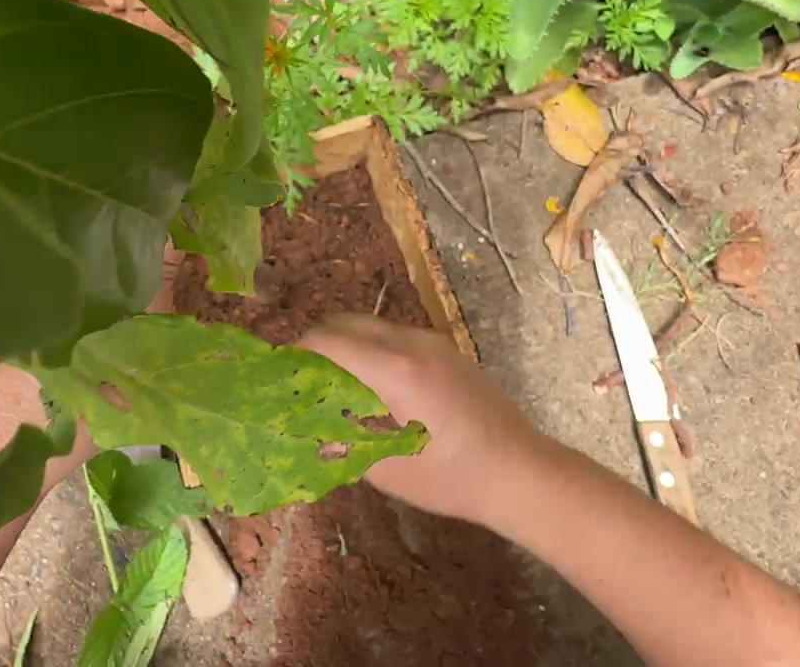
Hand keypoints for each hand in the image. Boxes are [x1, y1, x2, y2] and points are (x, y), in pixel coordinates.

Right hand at [298, 314, 547, 526]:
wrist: (520, 469)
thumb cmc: (453, 476)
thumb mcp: (389, 470)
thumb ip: (342, 443)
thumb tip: (307, 432)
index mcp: (394, 369)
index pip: (329, 340)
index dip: (297, 352)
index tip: (279, 374)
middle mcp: (410, 342)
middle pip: (346, 322)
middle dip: (317, 344)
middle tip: (301, 380)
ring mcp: (431, 341)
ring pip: (371, 326)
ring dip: (345, 345)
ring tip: (333, 386)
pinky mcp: (445, 348)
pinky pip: (395, 336)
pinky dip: (371, 349)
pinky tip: (373, 387)